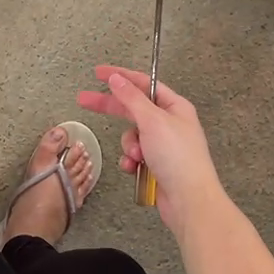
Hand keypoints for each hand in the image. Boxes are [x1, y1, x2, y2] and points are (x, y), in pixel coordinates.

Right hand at [77, 65, 228, 233]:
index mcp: (174, 106)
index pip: (143, 84)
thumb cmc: (177, 157)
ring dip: (129, 145)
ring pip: (131, 135)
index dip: (120, 77)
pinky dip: (131, 161)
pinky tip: (135, 168)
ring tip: (137, 156)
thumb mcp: (152, 121)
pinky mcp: (155, 164)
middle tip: (84, 101)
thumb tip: (116, 78)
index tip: (99, 73)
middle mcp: (169, 123)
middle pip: (133, 108)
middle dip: (111, 108)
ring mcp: (162, 145)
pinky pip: (134, 155)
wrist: (188, 200)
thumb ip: (131, 98)